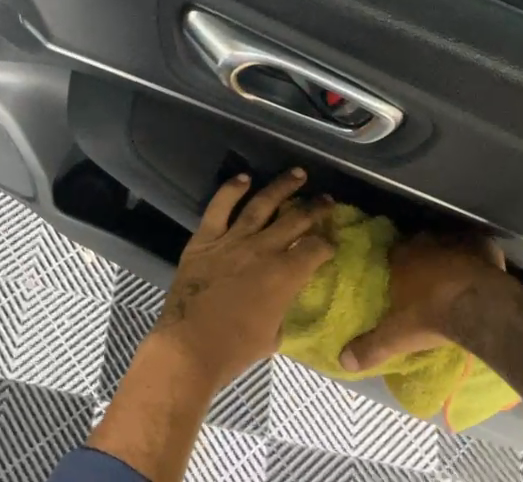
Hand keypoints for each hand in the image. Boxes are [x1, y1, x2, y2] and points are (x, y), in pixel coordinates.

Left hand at [150, 168, 335, 389]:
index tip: (331, 241)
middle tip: (327, 199)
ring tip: (297, 174)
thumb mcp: (274, 334)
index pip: (315, 249)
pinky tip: (244, 178)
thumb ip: (282, 308)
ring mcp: (232, 240)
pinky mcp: (205, 238)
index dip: (327, 244)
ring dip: (281, 187)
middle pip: (295, 220)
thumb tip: (282, 297)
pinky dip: (231, 189)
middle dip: (315, 208)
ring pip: (261, 205)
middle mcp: (262, 249)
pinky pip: (219, 207)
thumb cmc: (236, 348)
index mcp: (285, 275)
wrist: (191, 345)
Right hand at [339, 231, 506, 370]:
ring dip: (449, 255)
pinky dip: (479, 254)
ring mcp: (453, 241)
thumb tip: (343, 362)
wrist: (477, 307)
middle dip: (421, 257)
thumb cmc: (431, 316)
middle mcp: (423, 242)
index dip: (393, 264)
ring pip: (446, 243)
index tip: (397, 276)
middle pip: (418, 245)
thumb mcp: (396, 337)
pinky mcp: (481, 245)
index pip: (390, 253)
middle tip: (426, 277)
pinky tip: (483, 269)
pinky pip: (478, 246)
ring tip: (454, 275)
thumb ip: (370, 347)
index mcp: (399, 257)